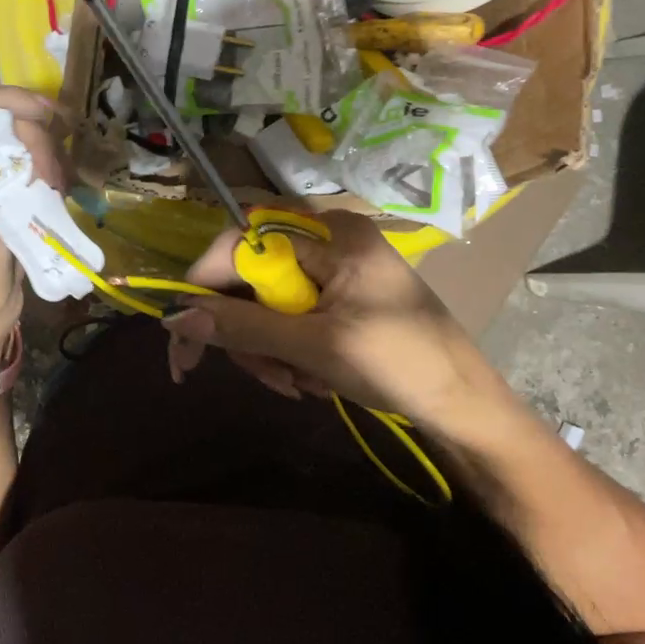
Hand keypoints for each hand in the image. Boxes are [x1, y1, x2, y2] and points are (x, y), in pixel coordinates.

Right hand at [164, 209, 501, 425]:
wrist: (467, 409)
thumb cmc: (400, 366)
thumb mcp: (314, 346)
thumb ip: (243, 327)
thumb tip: (176, 317)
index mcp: (332, 234)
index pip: (242, 240)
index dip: (206, 281)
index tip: (184, 328)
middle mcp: (328, 240)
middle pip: (249, 274)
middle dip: (244, 329)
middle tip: (256, 375)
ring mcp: (333, 269)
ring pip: (262, 300)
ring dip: (264, 347)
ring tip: (290, 384)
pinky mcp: (336, 296)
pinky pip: (285, 314)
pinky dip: (283, 349)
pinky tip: (303, 379)